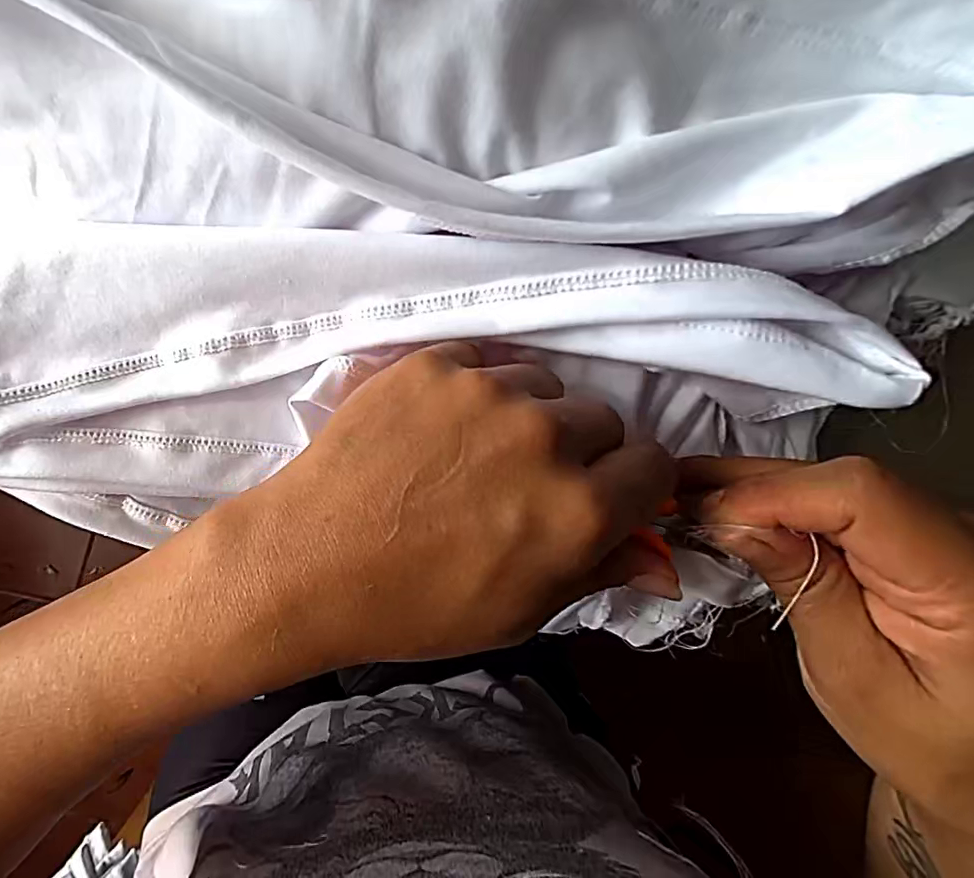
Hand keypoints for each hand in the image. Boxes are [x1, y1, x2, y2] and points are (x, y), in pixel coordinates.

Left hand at [198, 342, 679, 671]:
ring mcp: (490, 391)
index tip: (605, 493)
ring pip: (547, 386)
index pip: (655, 464)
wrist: (308, 562)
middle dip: (583, 449)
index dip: (632, 483)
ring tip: (478, 449)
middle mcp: (547, 438)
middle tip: (529, 477)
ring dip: (530, 414)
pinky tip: (440, 425)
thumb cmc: (418, 605)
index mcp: (580, 509)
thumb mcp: (521, 611)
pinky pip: (488, 362)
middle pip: (605, 419)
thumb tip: (665, 565)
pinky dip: (476, 390)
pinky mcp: (439, 363)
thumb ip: (601, 571)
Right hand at [685, 456, 973, 877]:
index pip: (867, 497)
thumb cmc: (935, 757)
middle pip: (855, 481)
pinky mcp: (948, 530)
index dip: (778, 490)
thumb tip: (733, 518)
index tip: (706, 506)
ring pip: (853, 483)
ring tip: (706, 493)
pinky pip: (865, 500)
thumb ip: (803, 589)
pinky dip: (804, 503)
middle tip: (684, 486)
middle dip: (763, 483)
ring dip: (776, 489)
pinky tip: (758, 507)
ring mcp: (973, 527)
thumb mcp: (854, 683)